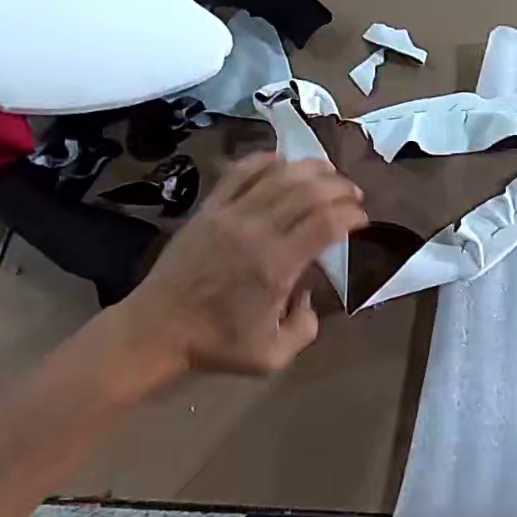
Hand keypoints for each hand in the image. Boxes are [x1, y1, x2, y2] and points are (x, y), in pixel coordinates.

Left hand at [111, 154, 365, 379]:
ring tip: (329, 174)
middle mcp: (256, 232)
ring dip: (312, 169)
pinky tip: (284, 163)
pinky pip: (241, 171)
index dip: (352, 214)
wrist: (154, 331)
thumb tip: (309, 296)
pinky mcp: (209, 208)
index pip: (326, 223)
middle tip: (353, 196)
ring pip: (279, 174)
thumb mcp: (273, 355)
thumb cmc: (215, 344)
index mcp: (276, 266)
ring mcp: (230, 214)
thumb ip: (305, 328)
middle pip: (309, 191)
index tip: (362, 220)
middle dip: (340, 188)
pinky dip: (268, 160)